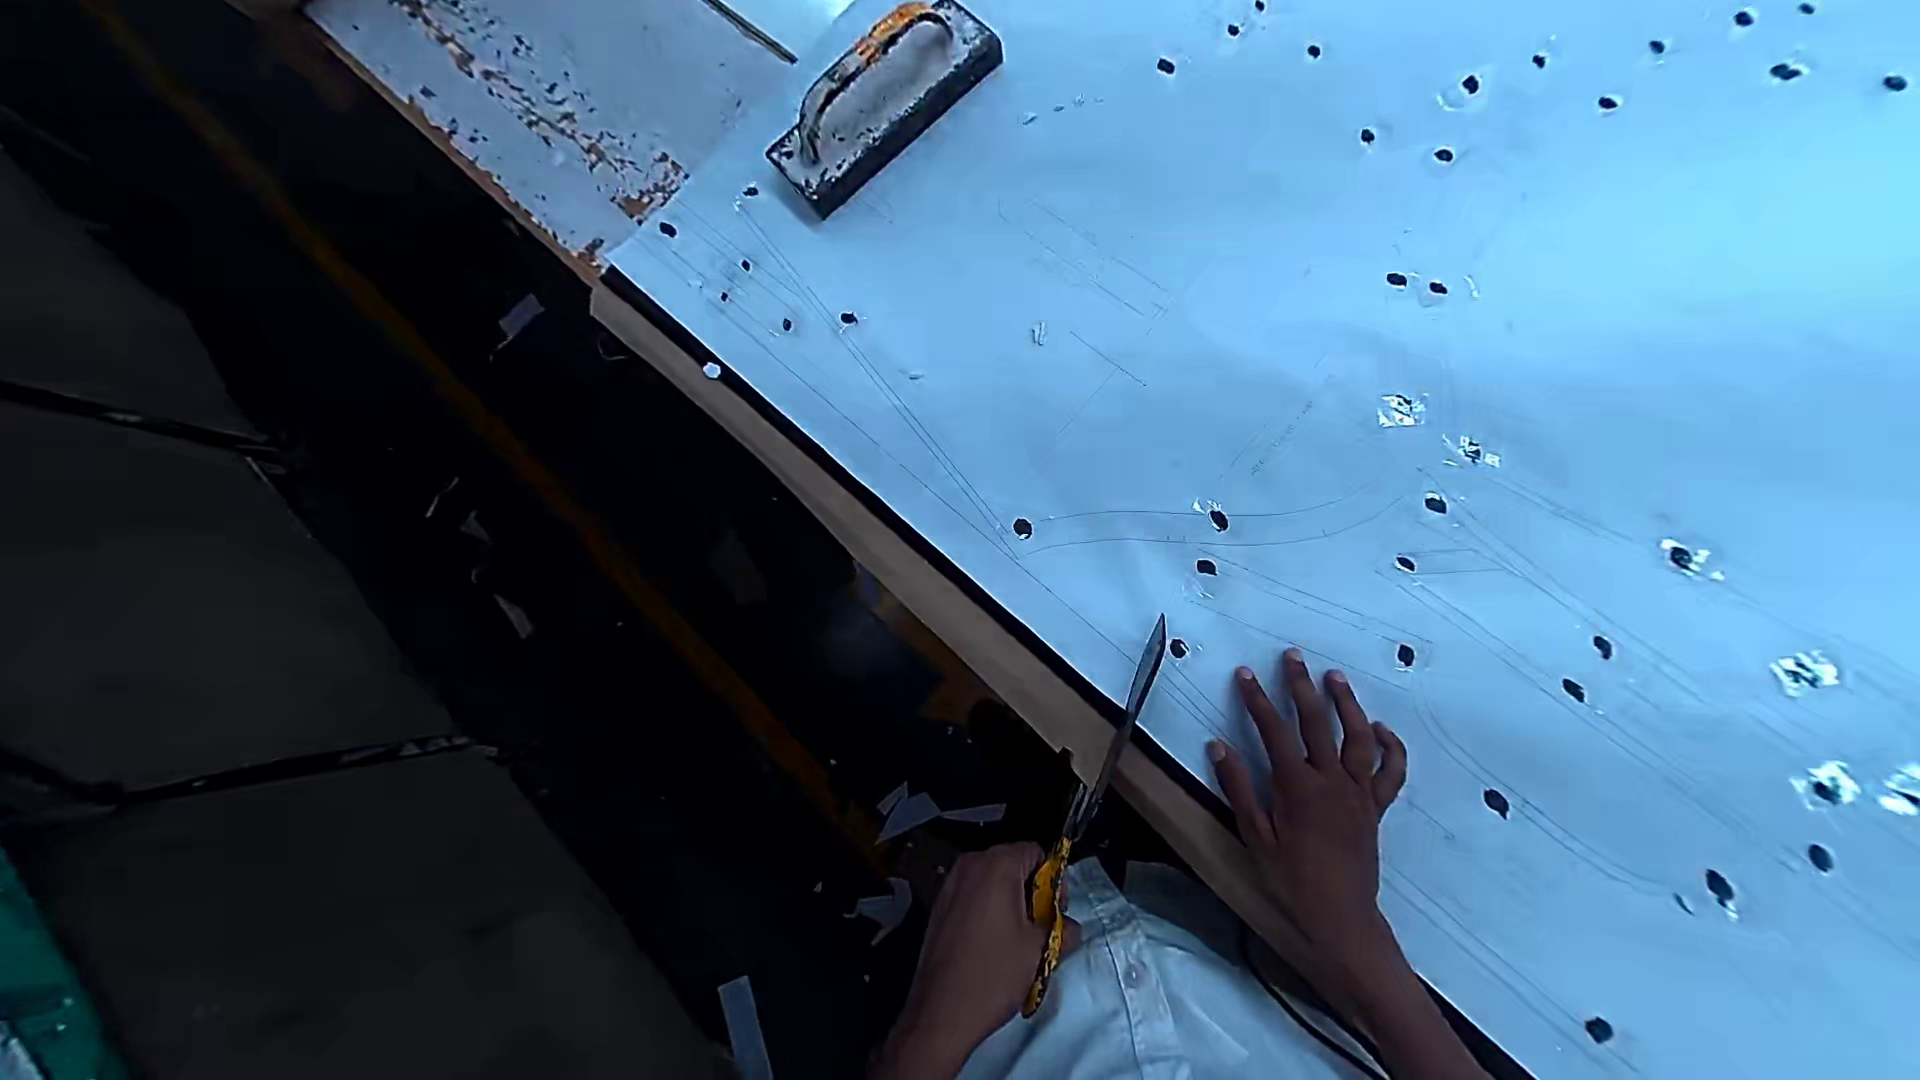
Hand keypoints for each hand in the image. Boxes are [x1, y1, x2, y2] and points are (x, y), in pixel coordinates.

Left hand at [871, 843, 1081, 1079]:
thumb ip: (1061, 929)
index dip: (1052, 878)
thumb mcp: (1038, 950)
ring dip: (1009, 898)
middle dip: (1030, 889)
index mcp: (997, 864)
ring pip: (991, 878)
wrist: (940, 1010)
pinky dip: (987, 906)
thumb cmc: (994, 972)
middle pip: (1011, 862)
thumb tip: (1071, 926)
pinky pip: (972, 892)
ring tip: (1016, 936)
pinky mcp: (939, 902)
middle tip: (1039, 925)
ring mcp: (951, 882)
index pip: (1034, 852)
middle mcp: (971, 863)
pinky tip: (990, 940)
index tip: (1055, 909)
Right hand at [1209, 648, 1407, 1000]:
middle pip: (1318, 723)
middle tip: (1294, 657)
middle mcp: (1332, 782)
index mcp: (1298, 787)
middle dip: (1302, 687)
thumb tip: (1218, 745)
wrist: (1340, 917)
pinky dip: (1390, 747)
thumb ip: (1238, 788)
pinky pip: (1390, 773)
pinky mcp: (1376, 808)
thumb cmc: (1290, 878)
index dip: (1257, 700)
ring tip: (1335, 678)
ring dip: (1348, 705)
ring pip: (1359, 739)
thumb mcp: (1254, 835)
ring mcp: (1359, 794)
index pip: (1275, 731)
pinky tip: (1380, 728)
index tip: (1245, 674)